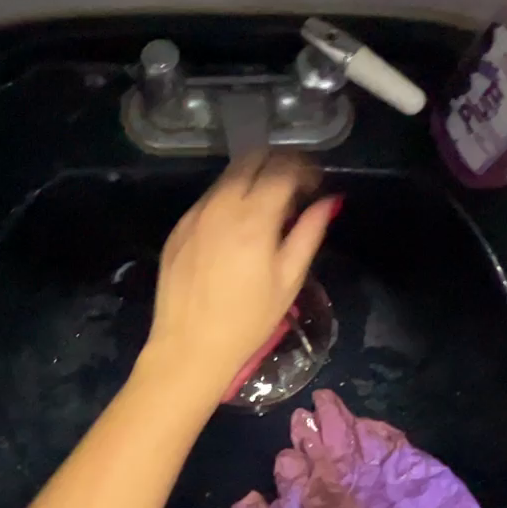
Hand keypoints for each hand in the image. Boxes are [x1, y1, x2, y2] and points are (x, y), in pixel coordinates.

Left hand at [142, 152, 338, 395]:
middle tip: (293, 187)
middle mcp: (220, 206)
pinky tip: (235, 226)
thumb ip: (309, 233)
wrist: (188, 348)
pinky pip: (207, 199)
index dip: (305, 169)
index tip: (315, 184)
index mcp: (253, 218)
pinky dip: (227, 199)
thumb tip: (329, 201)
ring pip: (226, 177)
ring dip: (251, 180)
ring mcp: (194, 215)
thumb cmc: (247, 322)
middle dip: (276, 164)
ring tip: (266, 208)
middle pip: (251, 160)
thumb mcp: (288, 281)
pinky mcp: (177, 229)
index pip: (282, 169)